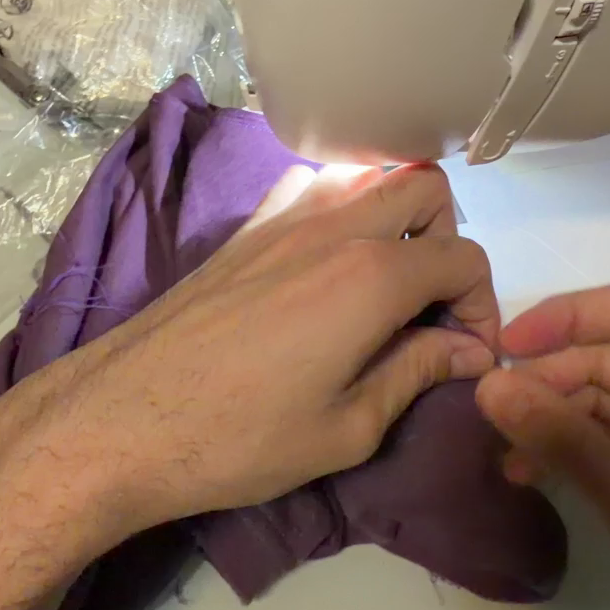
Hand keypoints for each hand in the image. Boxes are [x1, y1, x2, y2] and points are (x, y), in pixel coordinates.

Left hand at [0, 163, 502, 548]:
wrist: (126, 413)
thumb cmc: (242, 436)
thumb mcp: (347, 427)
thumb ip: (417, 371)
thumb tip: (469, 348)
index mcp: (371, 275)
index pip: (463, 258)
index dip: (483, 306)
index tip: (467, 352)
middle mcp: (335, 225)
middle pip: (425, 188)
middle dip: (447, 240)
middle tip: (431, 307)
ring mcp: (285, 213)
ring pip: (369, 172)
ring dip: (396, 212)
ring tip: (385, 277)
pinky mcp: (249, 223)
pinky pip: (313, 182)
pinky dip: (341, 202)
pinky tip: (326, 254)